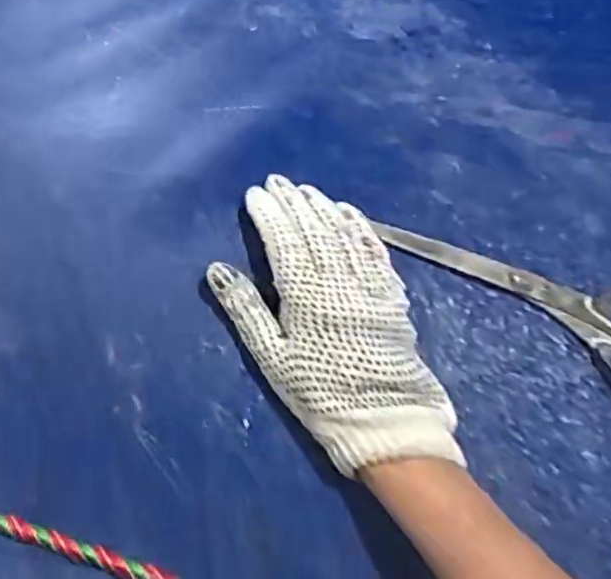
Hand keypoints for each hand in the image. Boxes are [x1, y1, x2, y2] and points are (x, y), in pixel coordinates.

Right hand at [206, 175, 463, 476]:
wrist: (388, 429)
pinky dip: (364, 235)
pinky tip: (354, 220)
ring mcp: (372, 295)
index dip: (270, 216)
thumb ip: (245, 309)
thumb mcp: (270, 355)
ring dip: (328, 213)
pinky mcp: (393, 306)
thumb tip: (216, 267)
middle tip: (279, 181)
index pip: (286, 245)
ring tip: (311, 191)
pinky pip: (378, 261)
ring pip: (348, 242)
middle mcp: (342, 289)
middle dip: (296, 205)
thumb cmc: (319, 391)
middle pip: (317, 236)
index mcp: (307, 299)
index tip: (255, 193)